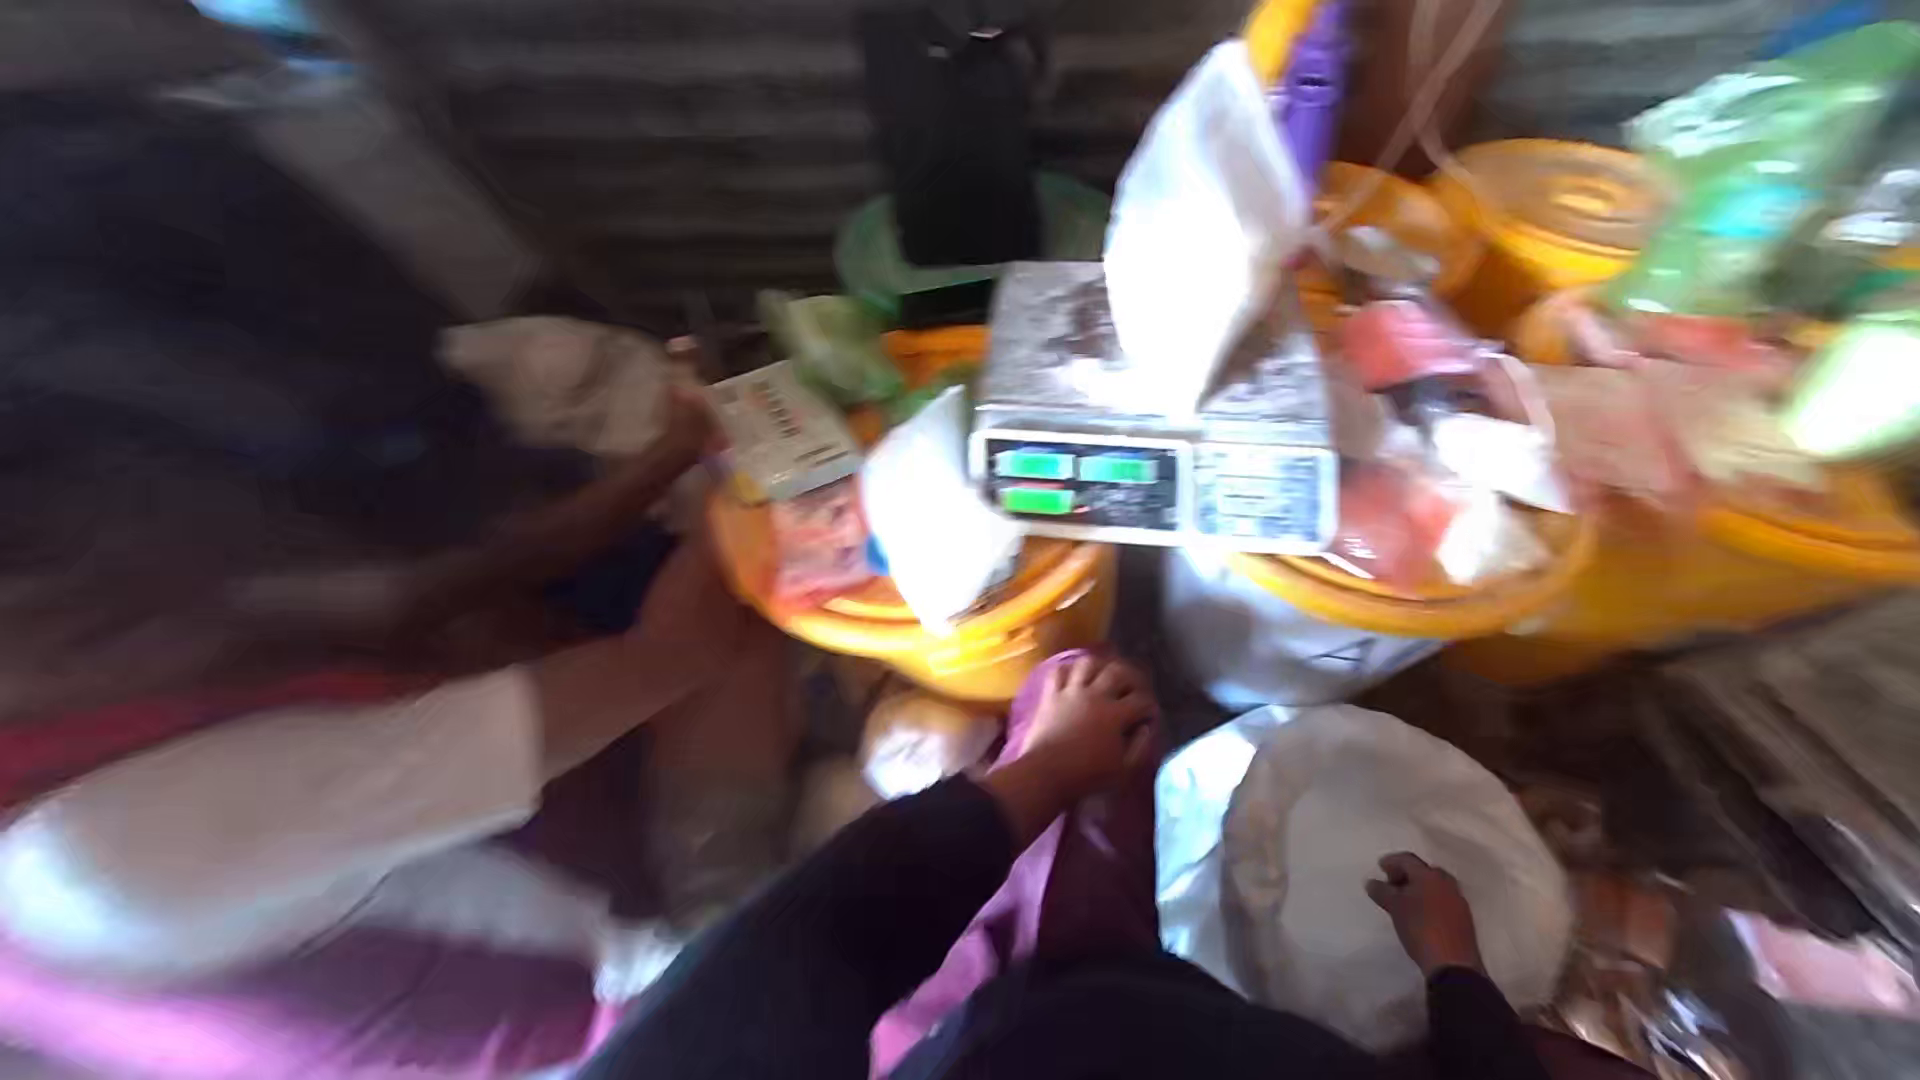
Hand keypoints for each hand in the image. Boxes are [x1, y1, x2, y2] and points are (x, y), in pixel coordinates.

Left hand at [981, 654, 1157, 847]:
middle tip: (1133, 687)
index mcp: (1115, 715)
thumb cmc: (1087, 776)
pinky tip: (1074, 676)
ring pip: (1087, 663)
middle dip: (1131, 677)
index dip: (1149, 705)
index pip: (1140, 700)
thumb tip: (1146, 727)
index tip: (1148, 713)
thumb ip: (1140, 746)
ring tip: (1104, 674)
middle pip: (1117, 672)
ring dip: (1099, 666)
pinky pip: (1058, 671)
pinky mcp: (1050, 695)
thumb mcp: (1123, 769)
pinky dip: (1068, 670)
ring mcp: (1070, 692)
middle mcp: (1094, 695)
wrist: (1046, 774)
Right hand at [1365, 852, 1484, 977]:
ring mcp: (1459, 903)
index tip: (1380, 869)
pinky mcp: (1464, 921)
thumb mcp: (1393, 906)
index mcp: (1429, 876)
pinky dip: (1430, 901)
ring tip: (1405, 901)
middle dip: (1407, 874)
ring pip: (1435, 887)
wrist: (1453, 966)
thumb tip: (1372, 883)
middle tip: (1393, 884)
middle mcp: (1447, 885)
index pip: (1407, 859)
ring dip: (1419, 888)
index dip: (1391, 862)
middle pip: (1424, 871)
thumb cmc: (1419, 928)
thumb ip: (1380, 890)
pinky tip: (1420, 914)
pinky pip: (1443, 901)